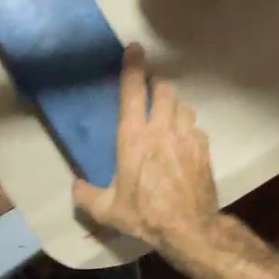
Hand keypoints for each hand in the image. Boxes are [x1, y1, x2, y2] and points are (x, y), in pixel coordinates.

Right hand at [74, 44, 223, 260]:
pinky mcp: (203, 149)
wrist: (189, 229)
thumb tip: (75, 185)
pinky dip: (188, 129)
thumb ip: (86, 195)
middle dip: (156, 87)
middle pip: (164, 90)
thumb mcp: (107, 211)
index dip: (133, 67)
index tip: (135, 49)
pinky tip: (183, 143)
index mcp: (134, 138)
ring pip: (183, 105)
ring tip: (167, 118)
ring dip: (174, 107)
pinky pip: (196, 127)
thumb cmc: (145, 216)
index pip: (133, 92)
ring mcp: (186, 137)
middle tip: (150, 95)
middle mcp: (161, 130)